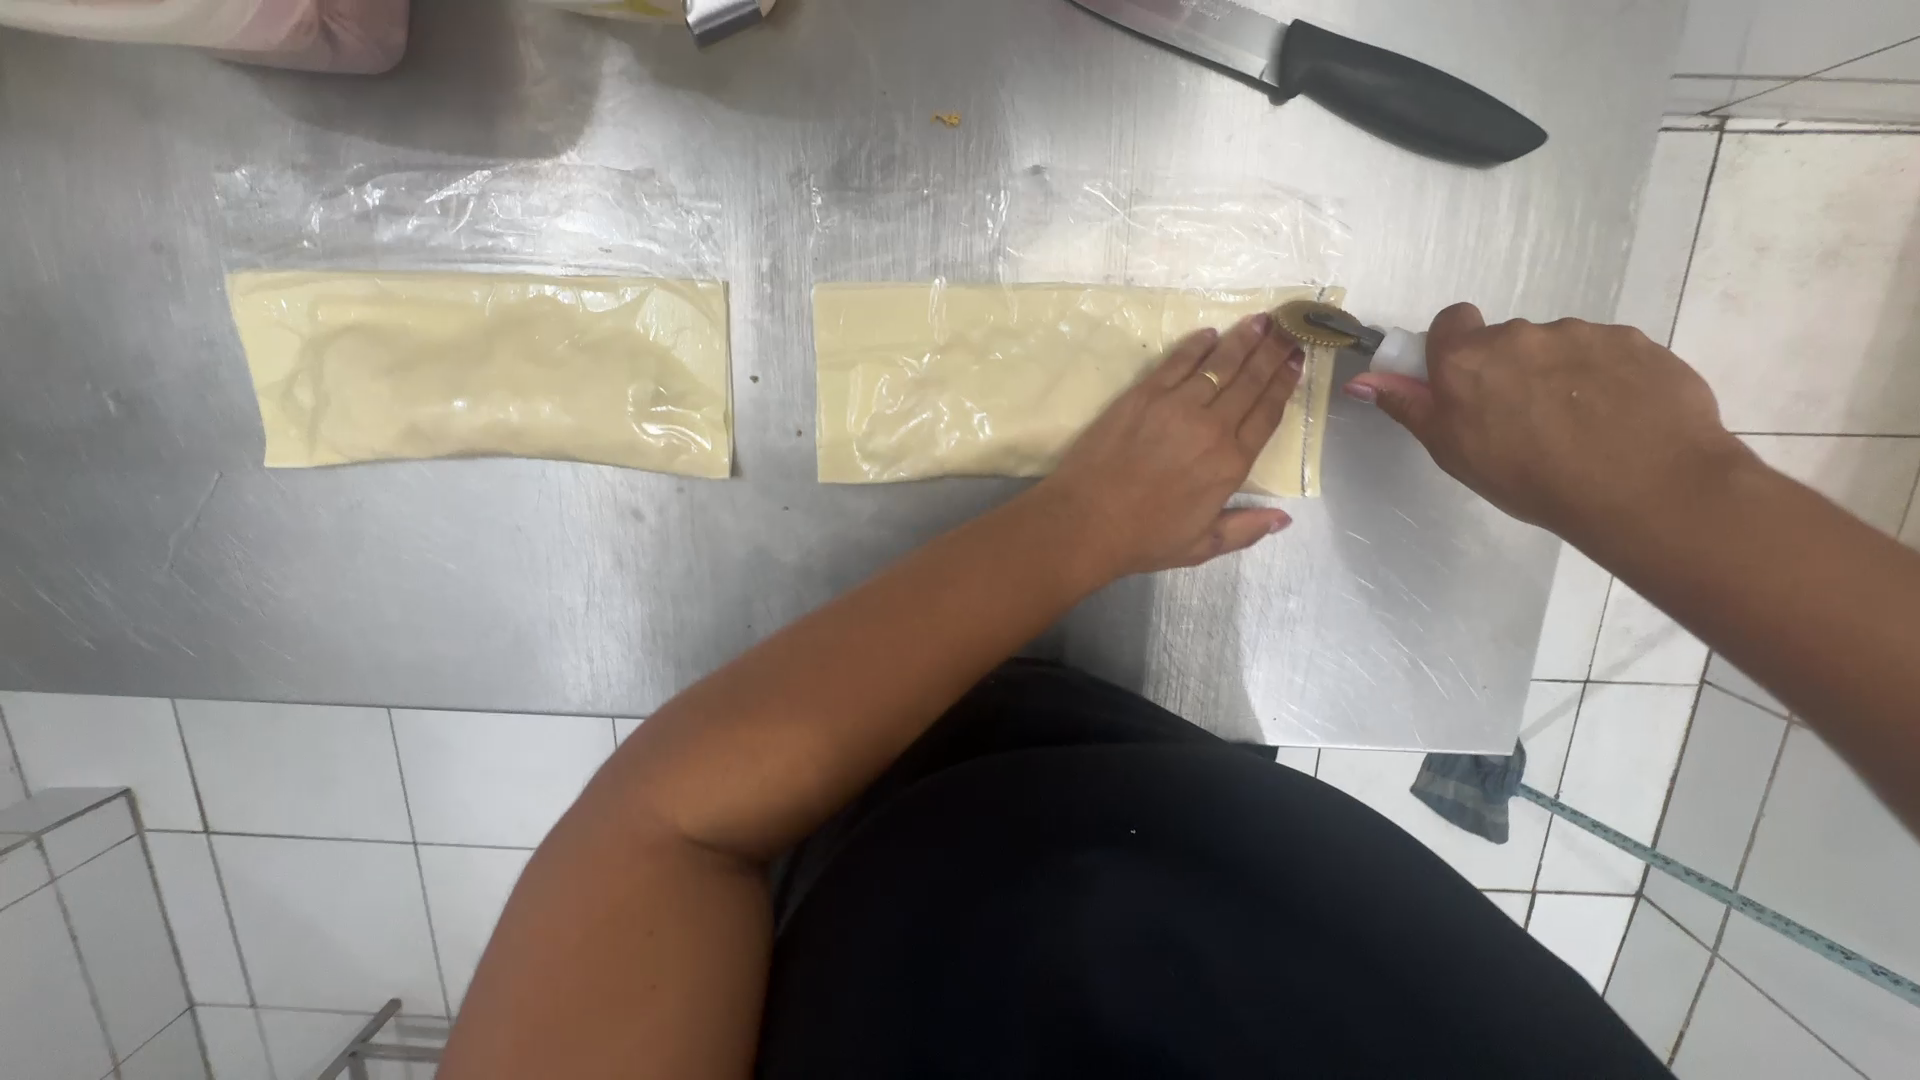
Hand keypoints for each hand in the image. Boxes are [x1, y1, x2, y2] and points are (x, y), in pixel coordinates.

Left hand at [1031, 311, 1304, 579]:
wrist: (1085, 522)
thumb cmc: (1142, 539)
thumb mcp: (1201, 546)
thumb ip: (1245, 530)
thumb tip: (1284, 519)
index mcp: (1231, 464)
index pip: (1268, 413)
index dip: (1284, 384)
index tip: (1297, 361)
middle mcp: (1212, 428)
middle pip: (1250, 381)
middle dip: (1273, 351)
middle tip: (1287, 329)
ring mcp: (1176, 406)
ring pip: (1219, 364)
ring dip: (1243, 340)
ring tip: (1261, 321)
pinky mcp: (1142, 395)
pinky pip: (1177, 362)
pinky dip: (1196, 345)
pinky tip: (1209, 334)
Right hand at [1343, 303, 1753, 541]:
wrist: (1643, 486)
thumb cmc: (1527, 478)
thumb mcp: (1452, 450)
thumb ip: (1410, 407)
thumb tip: (1363, 380)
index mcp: (1467, 359)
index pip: (1451, 321)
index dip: (1454, 348)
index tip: (1466, 384)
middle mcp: (1520, 335)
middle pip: (1505, 339)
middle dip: (1508, 369)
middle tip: (1522, 421)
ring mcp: (1583, 334)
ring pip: (1557, 348)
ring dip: (1557, 375)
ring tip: (1576, 425)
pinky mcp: (1637, 343)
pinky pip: (1606, 355)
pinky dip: (1604, 379)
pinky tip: (1615, 419)